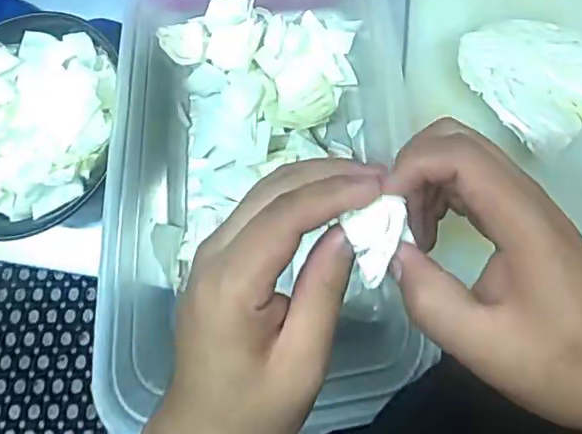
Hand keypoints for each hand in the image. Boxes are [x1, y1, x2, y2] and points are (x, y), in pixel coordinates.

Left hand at [147, 159, 383, 433]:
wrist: (202, 429)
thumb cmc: (253, 408)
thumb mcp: (300, 364)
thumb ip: (323, 292)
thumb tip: (348, 231)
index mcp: (230, 279)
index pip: (284, 214)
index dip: (333, 192)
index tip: (378, 186)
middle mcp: (214, 248)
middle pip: (273, 189)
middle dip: (328, 173)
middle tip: (379, 176)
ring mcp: (213, 245)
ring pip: (265, 189)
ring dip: (315, 177)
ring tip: (363, 179)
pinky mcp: (220, 249)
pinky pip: (260, 205)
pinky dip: (299, 192)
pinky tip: (330, 195)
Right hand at [387, 119, 581, 433]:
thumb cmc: (567, 364)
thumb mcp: (490, 350)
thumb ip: (432, 302)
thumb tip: (392, 253)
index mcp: (520, 216)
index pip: (457, 153)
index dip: (411, 166)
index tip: (386, 206)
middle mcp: (522, 193)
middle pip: (456, 137)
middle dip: (413, 163)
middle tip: (393, 212)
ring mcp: (524, 199)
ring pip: (461, 150)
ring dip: (425, 176)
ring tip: (412, 229)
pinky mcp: (520, 211)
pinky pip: (470, 175)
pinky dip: (440, 189)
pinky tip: (433, 233)